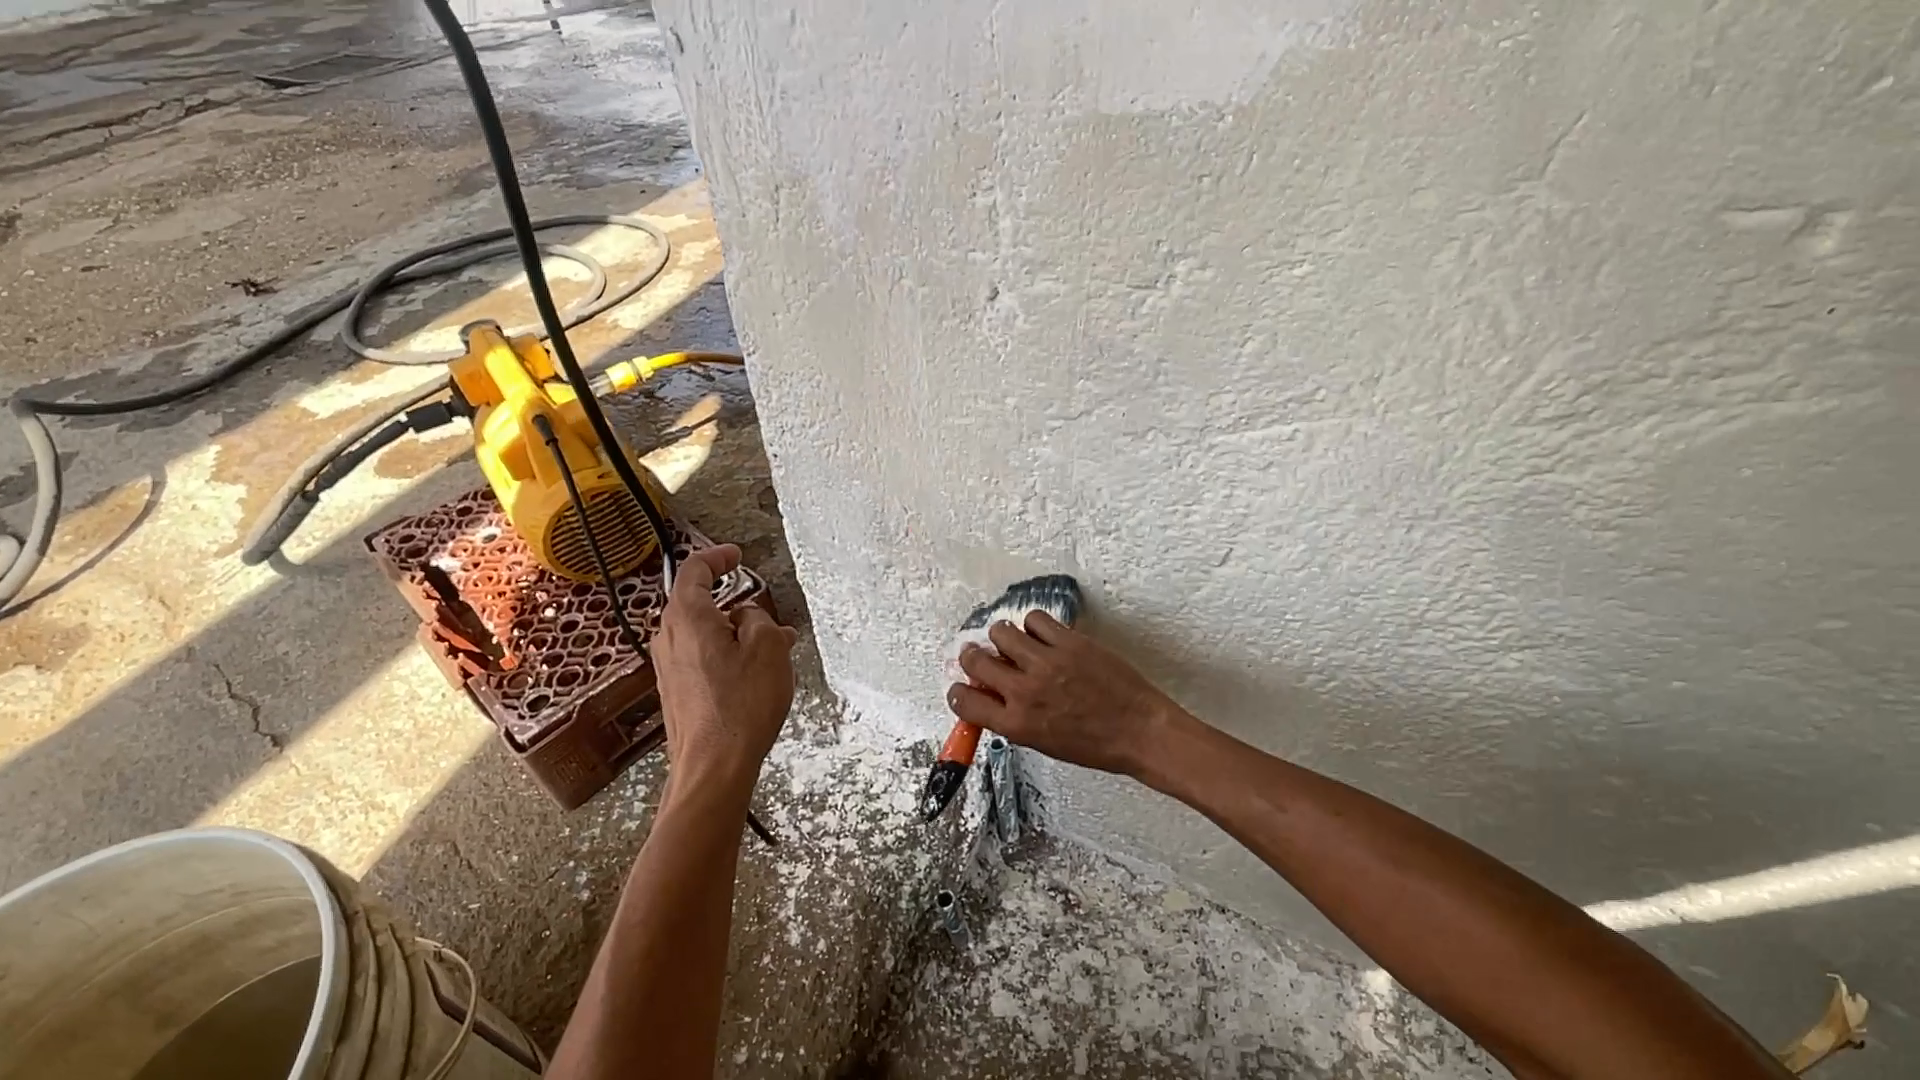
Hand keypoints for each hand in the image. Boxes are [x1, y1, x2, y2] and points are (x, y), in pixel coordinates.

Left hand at [651, 544, 797, 788]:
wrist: (713, 766)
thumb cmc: (739, 708)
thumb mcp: (768, 648)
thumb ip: (759, 619)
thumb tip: (749, 618)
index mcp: (687, 618)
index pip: (695, 570)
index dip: (717, 557)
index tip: (734, 555)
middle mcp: (669, 639)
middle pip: (697, 603)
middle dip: (733, 603)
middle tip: (763, 610)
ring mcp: (669, 667)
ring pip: (702, 633)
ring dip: (734, 633)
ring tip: (771, 648)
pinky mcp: (676, 691)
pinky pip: (701, 658)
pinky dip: (726, 655)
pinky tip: (754, 674)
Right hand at [946, 611, 1182, 776]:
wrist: (1140, 731)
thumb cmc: (1095, 745)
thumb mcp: (1042, 742)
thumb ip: (1013, 718)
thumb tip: (990, 695)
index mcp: (1017, 724)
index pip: (964, 701)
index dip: (959, 691)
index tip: (964, 686)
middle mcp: (1025, 691)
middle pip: (975, 660)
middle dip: (973, 657)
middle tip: (982, 656)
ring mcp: (1047, 663)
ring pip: (1001, 632)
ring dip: (1002, 637)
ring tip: (1015, 644)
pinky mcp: (1069, 642)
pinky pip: (1035, 619)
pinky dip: (1033, 625)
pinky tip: (1042, 636)